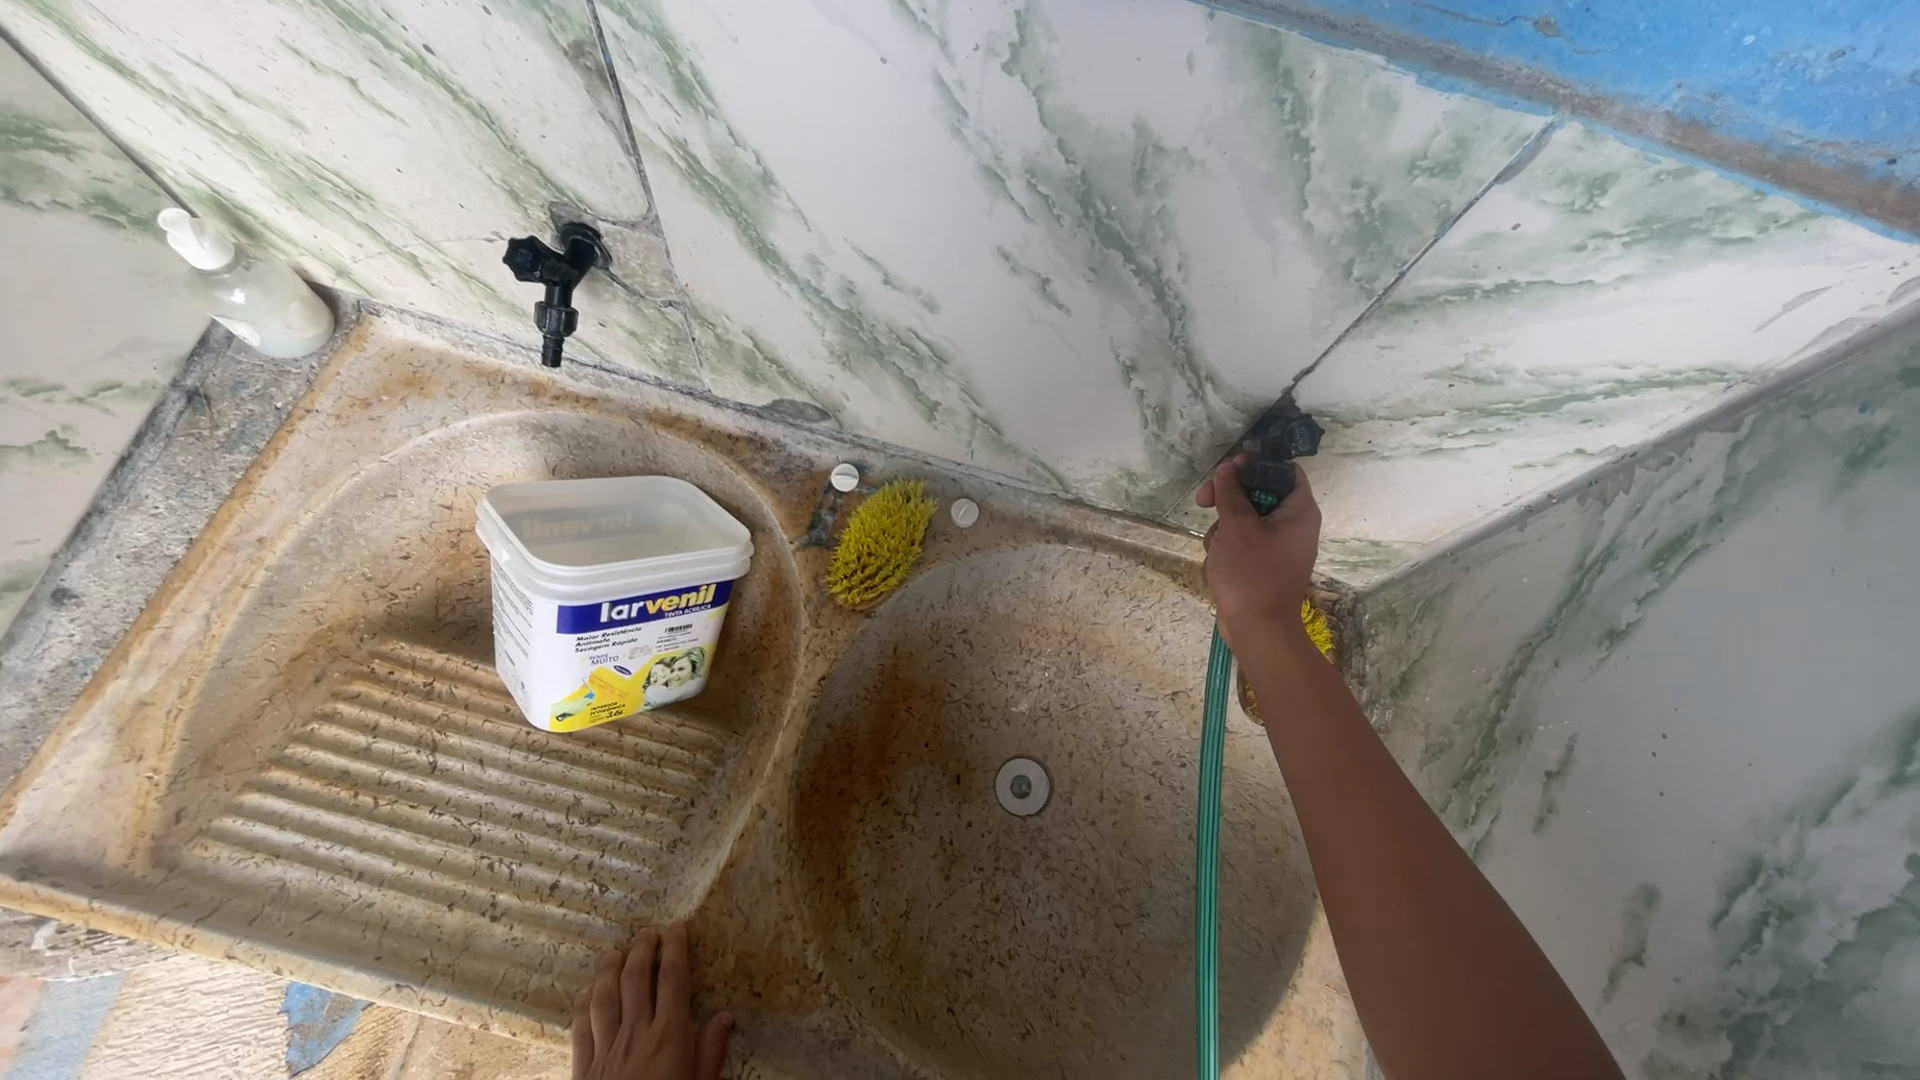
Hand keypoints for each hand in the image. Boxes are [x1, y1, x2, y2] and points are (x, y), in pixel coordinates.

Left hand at [572, 922, 733, 1079]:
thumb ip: (711, 1054)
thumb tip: (725, 1017)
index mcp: (669, 1037)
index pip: (673, 980)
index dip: (675, 948)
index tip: (678, 926)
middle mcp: (636, 1035)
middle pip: (636, 979)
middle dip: (642, 949)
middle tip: (649, 932)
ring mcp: (606, 1052)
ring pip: (605, 997)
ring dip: (610, 968)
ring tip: (617, 950)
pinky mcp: (584, 1071)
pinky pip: (581, 1028)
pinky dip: (584, 1003)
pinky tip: (587, 990)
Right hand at [1196, 454, 1320, 648]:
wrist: (1257, 629)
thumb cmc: (1252, 573)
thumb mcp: (1236, 527)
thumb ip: (1231, 493)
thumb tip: (1227, 469)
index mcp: (1299, 511)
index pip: (1284, 470)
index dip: (1256, 463)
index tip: (1228, 466)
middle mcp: (1293, 525)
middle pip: (1257, 493)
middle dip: (1227, 500)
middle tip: (1202, 500)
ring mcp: (1276, 547)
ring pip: (1242, 520)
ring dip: (1222, 530)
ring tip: (1216, 550)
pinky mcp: (1261, 564)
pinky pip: (1239, 544)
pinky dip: (1225, 551)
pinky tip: (1217, 567)